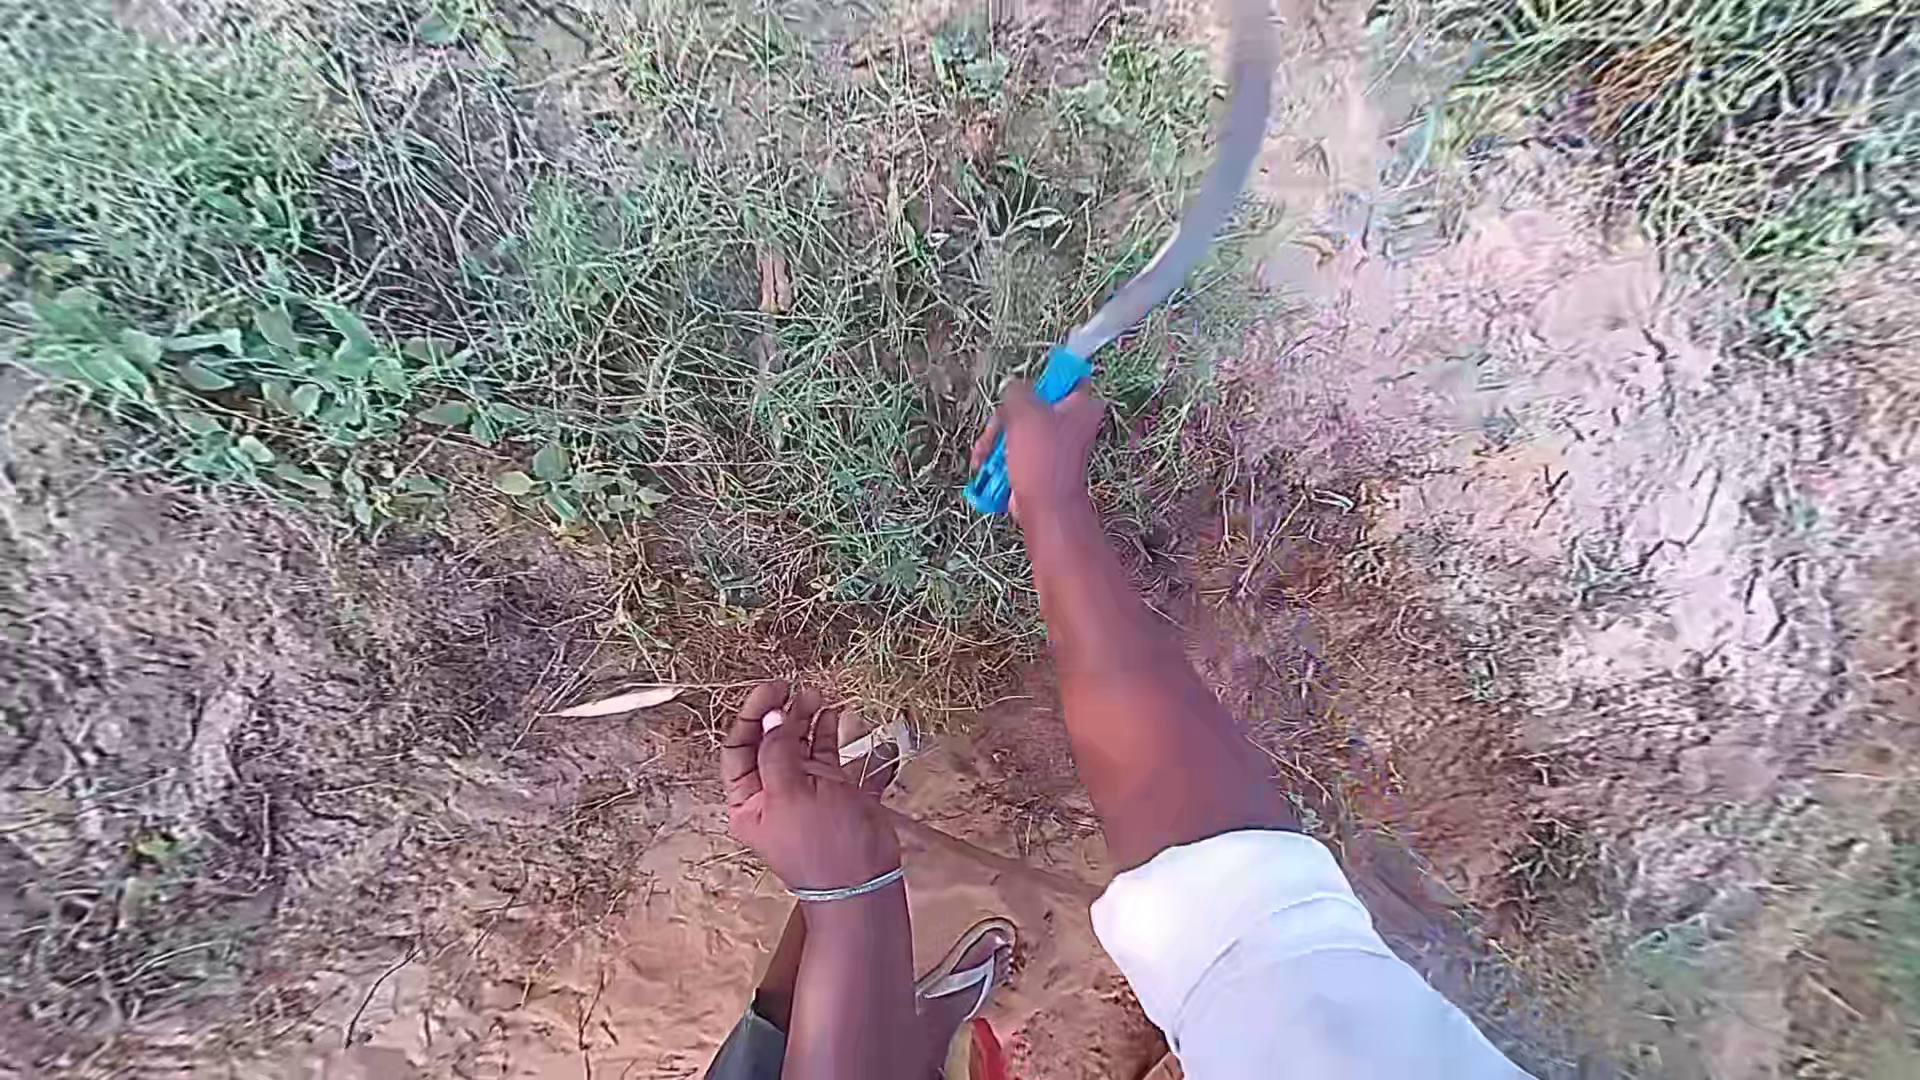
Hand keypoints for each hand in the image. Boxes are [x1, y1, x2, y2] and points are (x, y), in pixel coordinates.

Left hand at [721, 682, 901, 889]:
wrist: (865, 878)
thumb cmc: (821, 842)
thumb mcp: (791, 793)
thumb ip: (777, 751)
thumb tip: (770, 716)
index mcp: (749, 800)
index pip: (739, 748)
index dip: (752, 716)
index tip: (771, 690)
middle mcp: (773, 790)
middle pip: (769, 740)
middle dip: (782, 713)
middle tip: (798, 690)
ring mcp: (804, 787)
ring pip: (799, 741)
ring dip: (806, 717)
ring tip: (818, 696)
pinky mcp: (832, 785)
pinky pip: (826, 750)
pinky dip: (829, 731)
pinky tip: (834, 715)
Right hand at [970, 380, 1105, 521]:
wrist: (1044, 506)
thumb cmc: (1042, 458)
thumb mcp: (1025, 412)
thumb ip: (1018, 391)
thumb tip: (1013, 386)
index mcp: (1082, 405)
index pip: (1069, 377)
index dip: (1045, 378)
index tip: (1024, 389)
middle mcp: (1073, 423)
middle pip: (1033, 404)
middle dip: (1006, 418)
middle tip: (996, 429)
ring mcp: (1056, 445)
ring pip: (1019, 429)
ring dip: (996, 440)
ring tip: (984, 455)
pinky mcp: (1040, 463)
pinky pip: (1016, 450)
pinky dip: (999, 457)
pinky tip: (984, 465)